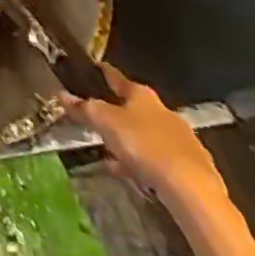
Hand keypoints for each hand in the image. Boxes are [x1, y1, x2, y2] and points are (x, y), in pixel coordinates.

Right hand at [63, 64, 223, 204]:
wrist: (191, 188)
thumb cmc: (143, 145)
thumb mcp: (105, 123)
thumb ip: (84, 108)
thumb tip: (62, 94)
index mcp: (142, 95)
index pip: (117, 78)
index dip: (103, 72)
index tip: (94, 67)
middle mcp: (164, 111)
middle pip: (134, 108)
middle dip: (116, 115)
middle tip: (99, 123)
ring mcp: (181, 138)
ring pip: (147, 135)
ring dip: (130, 142)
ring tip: (112, 155)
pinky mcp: (192, 165)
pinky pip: (160, 158)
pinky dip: (144, 162)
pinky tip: (132, 174)